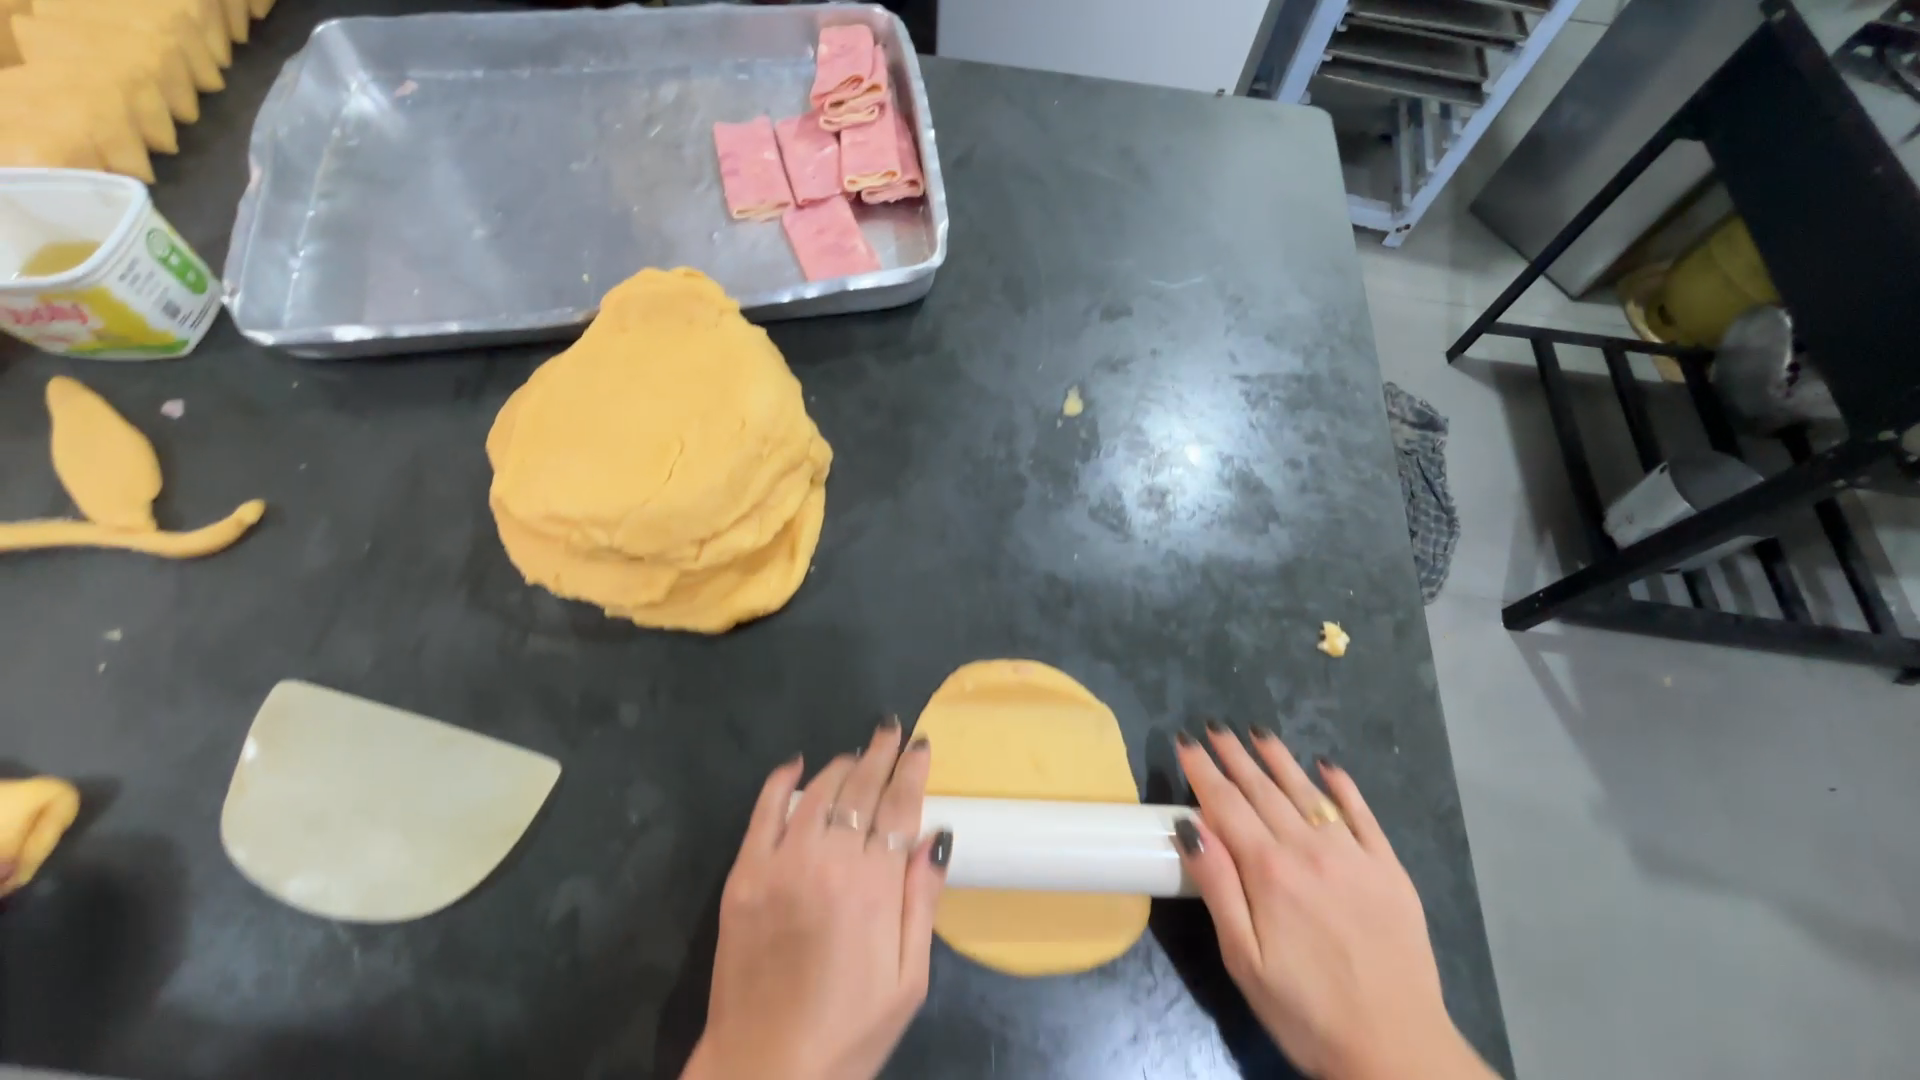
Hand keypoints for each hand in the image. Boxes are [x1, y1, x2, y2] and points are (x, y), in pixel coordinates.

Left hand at [683, 718, 952, 1079]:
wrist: (764, 1070)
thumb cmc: (848, 1032)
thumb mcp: (909, 981)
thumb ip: (923, 904)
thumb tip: (936, 838)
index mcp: (874, 888)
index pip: (898, 808)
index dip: (911, 771)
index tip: (920, 745)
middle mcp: (827, 862)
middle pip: (860, 790)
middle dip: (880, 754)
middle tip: (892, 729)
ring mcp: (779, 865)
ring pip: (817, 793)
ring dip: (841, 766)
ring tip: (858, 753)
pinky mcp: (743, 876)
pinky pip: (763, 812)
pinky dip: (780, 782)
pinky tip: (796, 765)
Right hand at [1173, 724, 1494, 1079]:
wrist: (1397, 1051)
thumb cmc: (1305, 1011)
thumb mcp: (1244, 959)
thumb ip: (1217, 887)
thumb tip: (1190, 827)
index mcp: (1268, 871)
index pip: (1225, 805)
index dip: (1203, 772)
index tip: (1185, 743)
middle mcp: (1309, 850)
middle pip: (1263, 791)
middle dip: (1235, 757)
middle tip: (1215, 729)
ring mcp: (1354, 855)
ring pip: (1308, 793)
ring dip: (1280, 760)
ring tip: (1258, 734)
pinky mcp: (1389, 870)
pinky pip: (1362, 815)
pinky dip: (1342, 786)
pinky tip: (1327, 767)